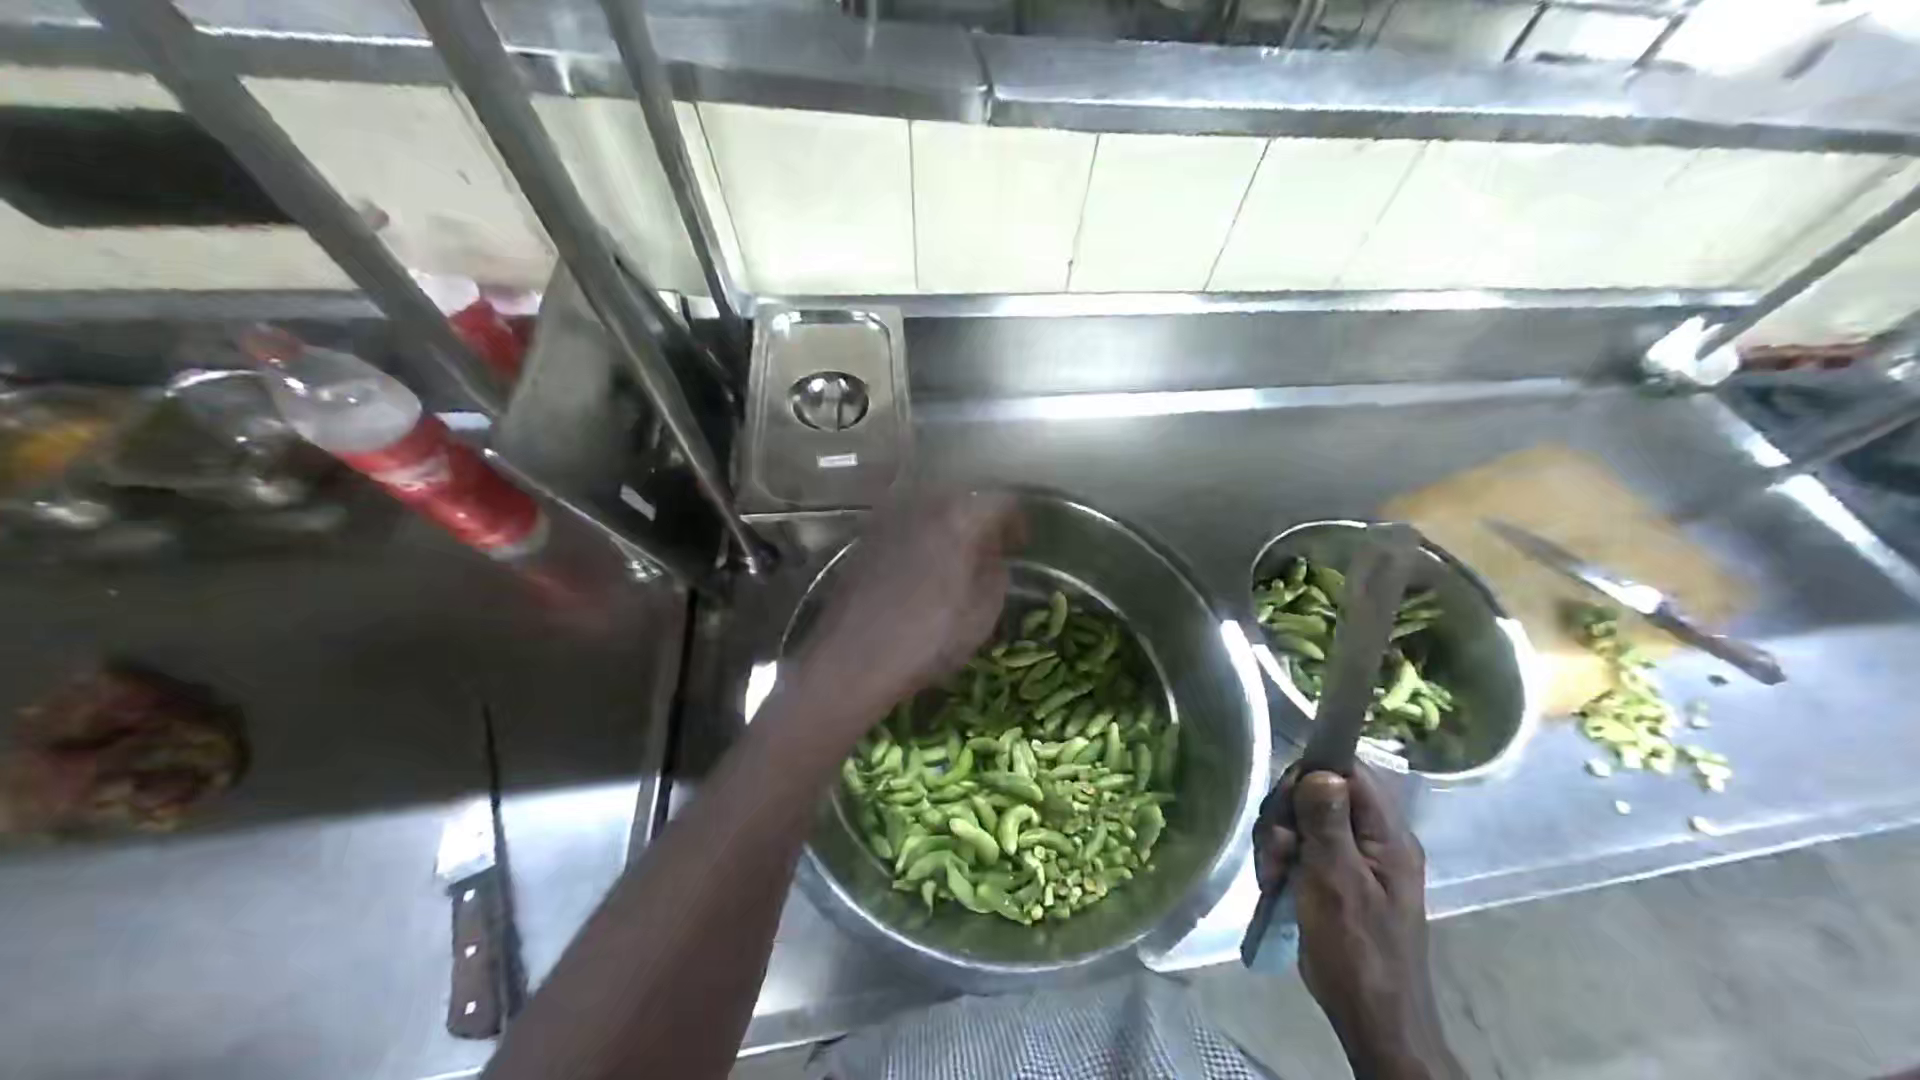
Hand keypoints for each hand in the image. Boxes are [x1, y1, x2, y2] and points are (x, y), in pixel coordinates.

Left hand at [791, 491, 1021, 718]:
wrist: (852, 659)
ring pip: (930, 509)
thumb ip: (997, 573)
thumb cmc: (927, 639)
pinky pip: (904, 526)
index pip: (1000, 501)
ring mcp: (887, 520)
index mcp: (958, 518)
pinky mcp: (865, 540)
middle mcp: (921, 506)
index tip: (1020, 545)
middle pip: (962, 498)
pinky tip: (922, 569)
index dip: (1016, 520)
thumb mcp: (982, 614)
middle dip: (980, 521)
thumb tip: (994, 556)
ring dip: (949, 528)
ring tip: (957, 559)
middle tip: (991, 550)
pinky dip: (921, 539)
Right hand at [1254, 766, 1461, 1079]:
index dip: (1311, 776)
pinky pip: (1296, 847)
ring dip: (1276, 842)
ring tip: (1274, 875)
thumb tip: (1321, 771)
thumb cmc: (1357, 948)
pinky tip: (1274, 884)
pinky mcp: (1330, 876)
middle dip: (1285, 816)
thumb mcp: (1337, 879)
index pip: (1348, 772)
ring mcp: (1350, 858)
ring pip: (1299, 821)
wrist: (1370, 1017)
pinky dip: (1278, 861)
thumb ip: (1327, 821)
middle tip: (1277, 851)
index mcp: (1386, 835)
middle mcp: (1370, 839)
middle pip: (1316, 793)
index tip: (1286, 805)